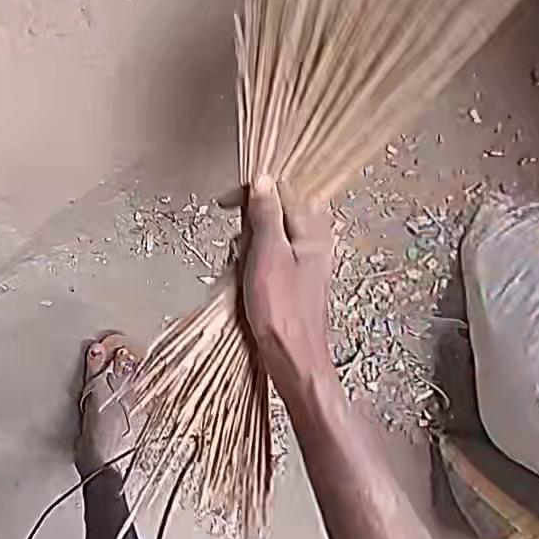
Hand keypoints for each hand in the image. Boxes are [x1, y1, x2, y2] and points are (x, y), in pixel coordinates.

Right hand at [240, 175, 334, 384]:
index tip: (225, 205)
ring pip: (267, 236)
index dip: (251, 194)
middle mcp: (313, 240)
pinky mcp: (292, 278)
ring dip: (248, 248)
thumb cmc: (280, 310)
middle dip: (249, 227)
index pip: (280, 191)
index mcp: (313, 229)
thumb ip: (265, 214)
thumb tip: (262, 181)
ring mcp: (303, 260)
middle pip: (273, 213)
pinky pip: (267, 257)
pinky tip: (246, 281)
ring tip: (243, 271)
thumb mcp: (268, 253)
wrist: (291, 356)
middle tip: (242, 250)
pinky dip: (252, 264)